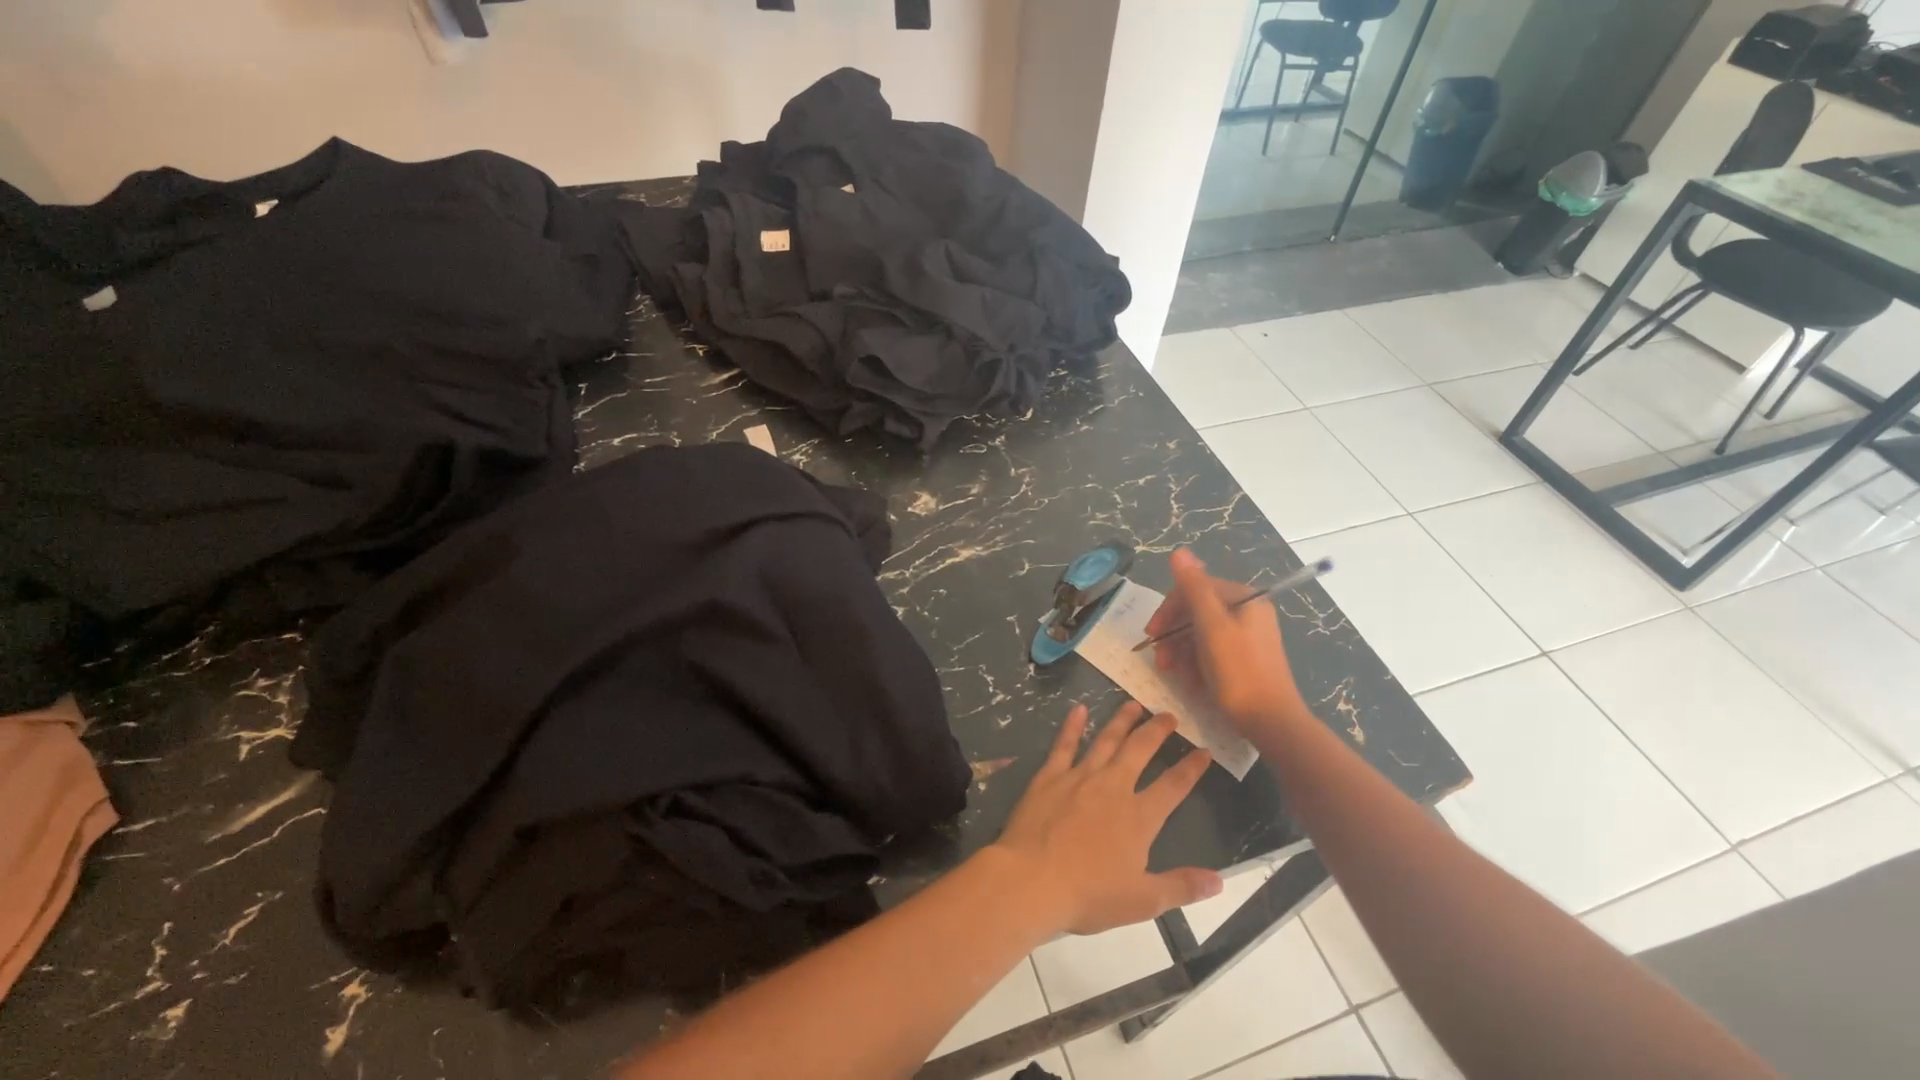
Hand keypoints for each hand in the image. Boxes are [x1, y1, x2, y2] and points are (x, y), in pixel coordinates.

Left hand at [990, 703, 1221, 935]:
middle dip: (1157, 731)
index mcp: (1139, 817)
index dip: (1191, 768)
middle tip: (1169, 715)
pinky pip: (1064, 745)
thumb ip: (1182, 887)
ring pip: (1106, 741)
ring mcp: (1079, 778)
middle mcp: (1113, 787)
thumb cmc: (1088, 894)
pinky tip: (1078, 710)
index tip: (1204, 751)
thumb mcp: (1143, 900)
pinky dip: (1072, 726)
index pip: (1174, 786)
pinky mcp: (1049, 778)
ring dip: (1121, 721)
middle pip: (1140, 750)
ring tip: (1133, 705)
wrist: (1031, 880)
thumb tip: (1219, 882)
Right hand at [1148, 549, 1307, 732]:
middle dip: (1174, 636)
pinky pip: (1213, 652)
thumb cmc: (1238, 672)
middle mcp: (1248, 612)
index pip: (1194, 590)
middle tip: (1160, 661)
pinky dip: (1197, 665)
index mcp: (1243, 599)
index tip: (1151, 635)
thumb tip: (1179, 551)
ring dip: (1182, 653)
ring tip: (1174, 675)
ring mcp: (1248, 636)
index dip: (1168, 610)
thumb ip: (1194, 588)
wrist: (1270, 720)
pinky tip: (1192, 683)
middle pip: (1197, 613)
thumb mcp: (1212, 627)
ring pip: (1202, 635)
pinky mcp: (1245, 659)